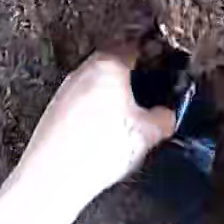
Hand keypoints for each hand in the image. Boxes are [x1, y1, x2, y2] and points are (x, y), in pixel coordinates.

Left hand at [18, 46, 176, 200]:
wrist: (55, 177)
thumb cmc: (97, 150)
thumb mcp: (148, 134)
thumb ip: (164, 118)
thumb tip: (167, 115)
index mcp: (109, 65)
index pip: (134, 47)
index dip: (151, 54)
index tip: (159, 61)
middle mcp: (85, 71)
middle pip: (114, 63)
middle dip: (131, 77)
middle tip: (147, 92)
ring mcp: (67, 89)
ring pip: (97, 83)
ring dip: (111, 94)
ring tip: (126, 118)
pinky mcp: (56, 110)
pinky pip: (83, 101)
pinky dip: (95, 110)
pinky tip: (103, 133)